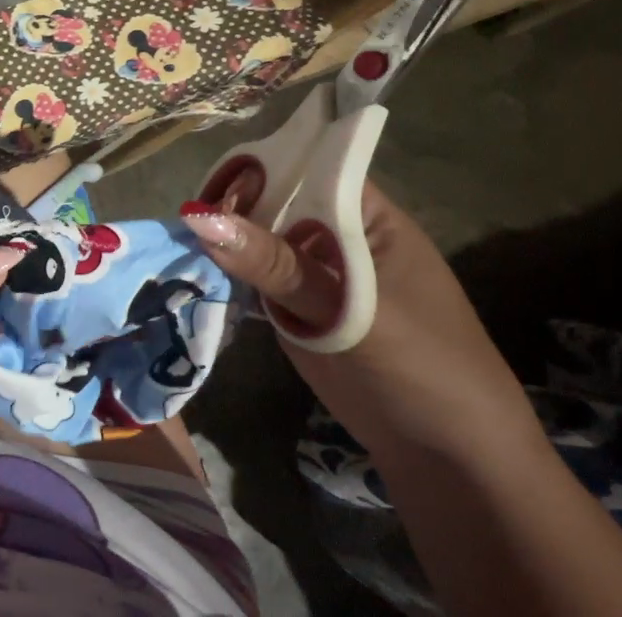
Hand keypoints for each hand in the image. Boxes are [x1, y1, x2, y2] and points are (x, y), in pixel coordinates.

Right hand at [183, 178, 535, 463]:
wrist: (448, 455)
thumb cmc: (422, 368)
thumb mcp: (349, 309)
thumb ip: (274, 262)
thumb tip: (194, 214)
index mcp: (367, 218)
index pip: (305, 167)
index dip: (257, 167)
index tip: (206, 192)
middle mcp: (335, 235)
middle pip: (269, 200)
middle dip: (225, 208)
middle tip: (182, 230)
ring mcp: (311, 271)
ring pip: (251, 239)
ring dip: (215, 242)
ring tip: (173, 250)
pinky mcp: (290, 304)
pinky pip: (246, 276)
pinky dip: (218, 274)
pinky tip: (187, 275)